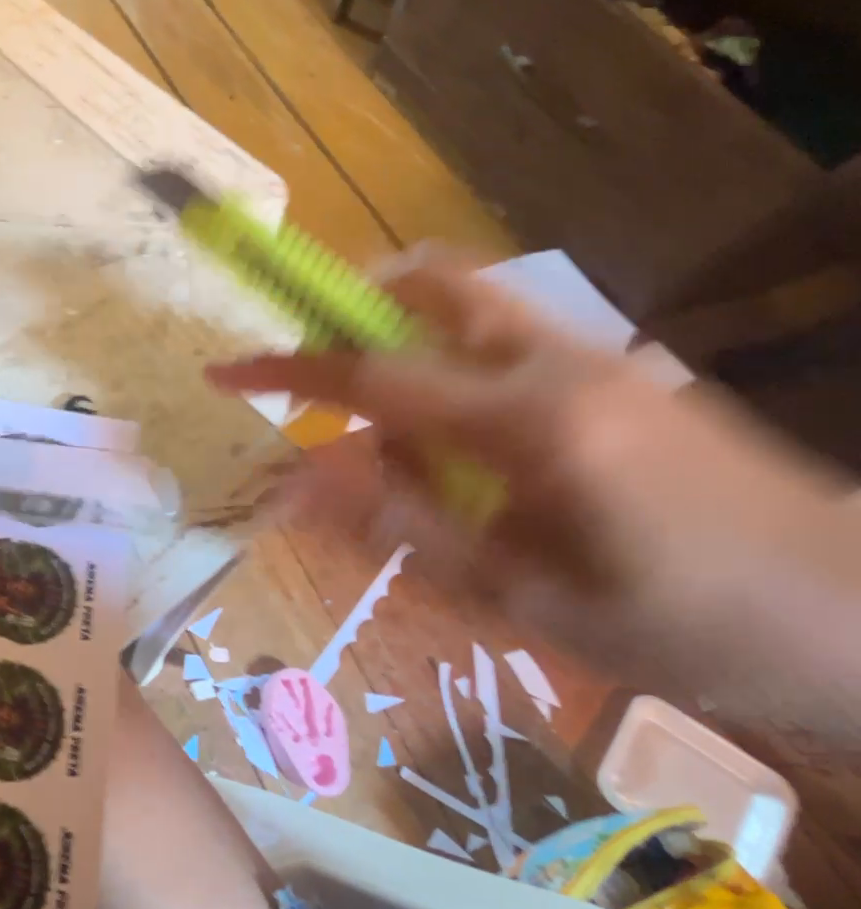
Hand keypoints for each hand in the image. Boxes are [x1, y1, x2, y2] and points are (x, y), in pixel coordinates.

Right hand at [206, 248, 860, 704]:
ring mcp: (600, 357)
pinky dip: (456, 367)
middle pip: (431, 284)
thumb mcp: (523, 595)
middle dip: (354, 302)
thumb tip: (290, 488)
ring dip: (407, 342)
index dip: (282, 370)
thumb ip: (399, 528)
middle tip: (316, 366)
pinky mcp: (625, 372)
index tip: (219, 372)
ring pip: (470, 306)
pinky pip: (508, 341)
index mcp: (527, 419)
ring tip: (406, 445)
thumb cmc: (689, 624)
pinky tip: (478, 457)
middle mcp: (559, 362)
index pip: (369, 374)